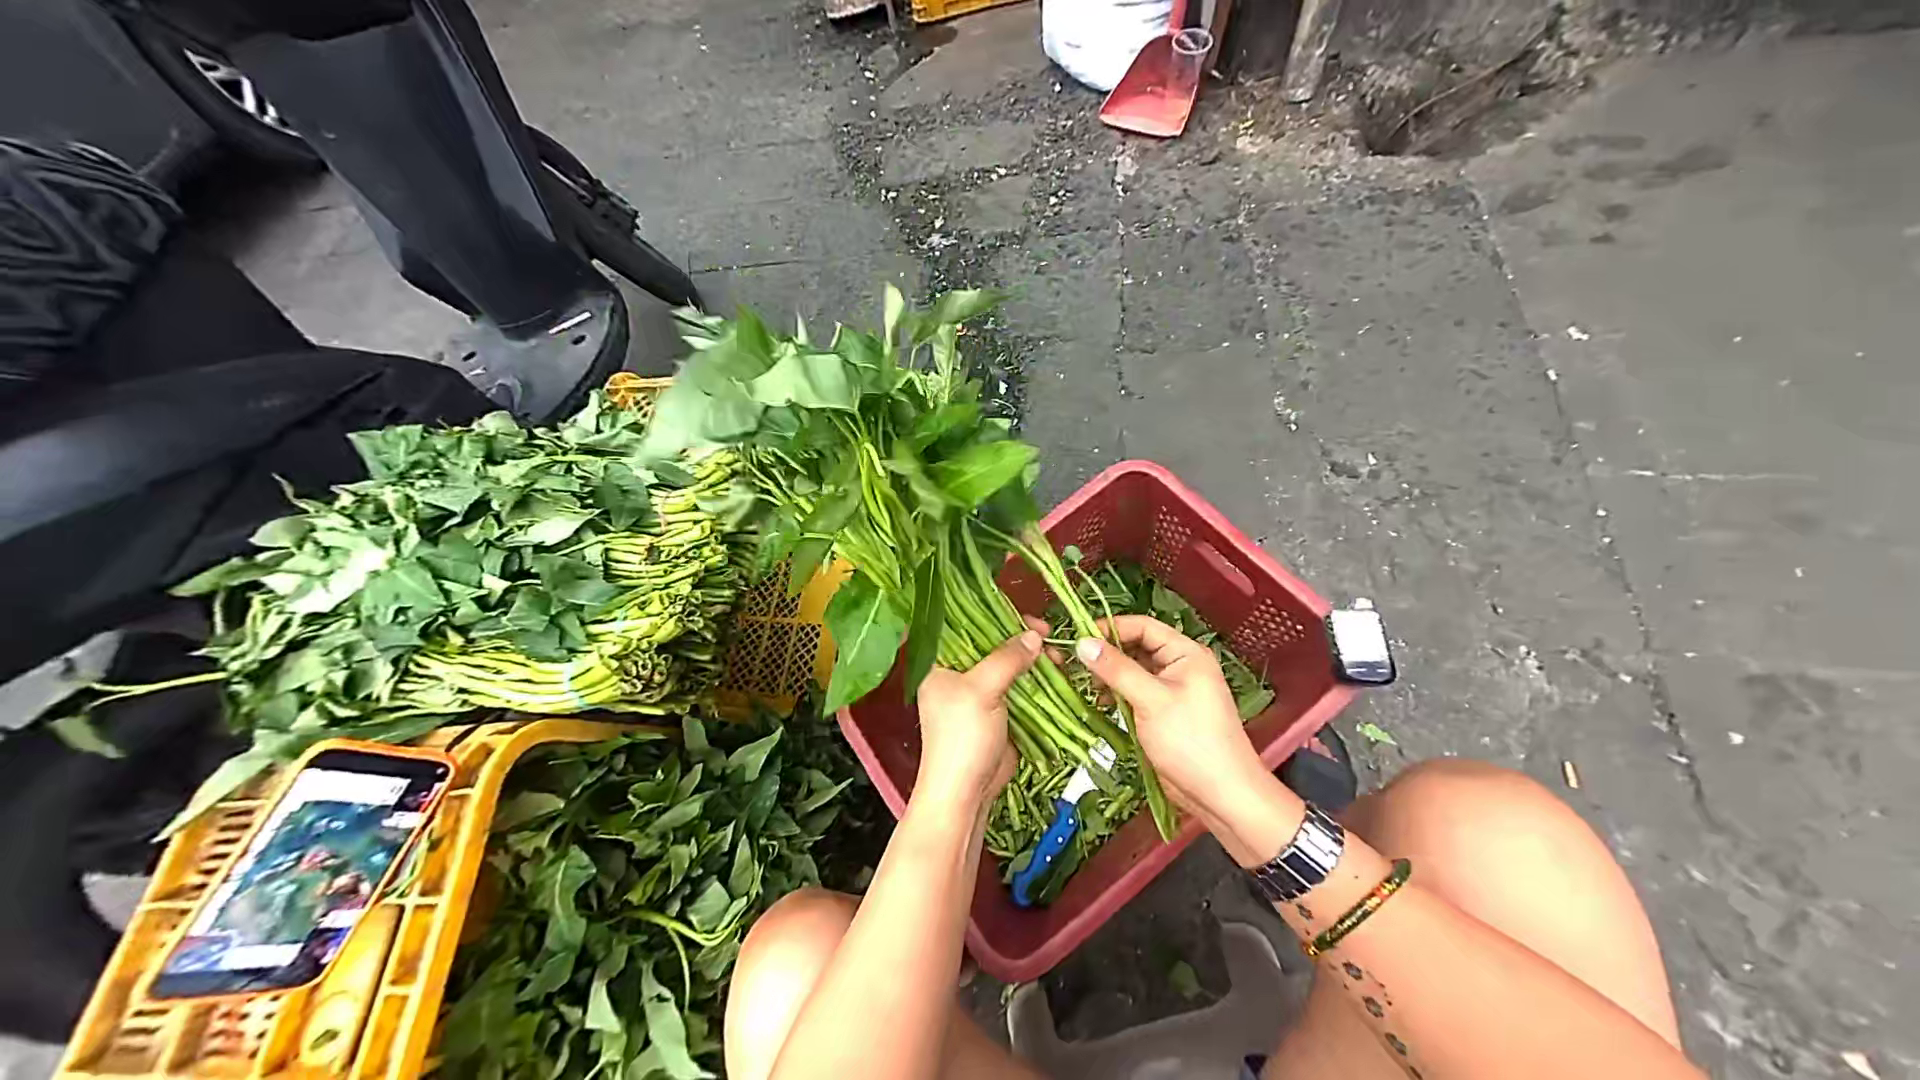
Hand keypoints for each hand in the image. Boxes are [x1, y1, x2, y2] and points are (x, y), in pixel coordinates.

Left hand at [912, 625, 1043, 809]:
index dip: (991, 613)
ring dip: (1033, 658)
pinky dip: (1038, 679)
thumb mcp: (981, 689)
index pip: (963, 624)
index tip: (1020, 612)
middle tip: (1047, 633)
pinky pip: (1020, 686)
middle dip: (1020, 637)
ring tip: (1057, 655)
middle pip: (991, 643)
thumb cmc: (961, 737)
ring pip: (1009, 665)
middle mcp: (958, 672)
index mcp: (939, 662)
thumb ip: (1007, 658)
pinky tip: (1057, 671)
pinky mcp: (999, 709)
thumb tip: (1034, 637)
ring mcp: (979, 692)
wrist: (966, 791)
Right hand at [1075, 616, 1301, 863]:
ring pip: (1132, 671)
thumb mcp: (1150, 700)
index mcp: (1186, 653)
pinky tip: (1103, 704)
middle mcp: (1179, 666)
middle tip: (1078, 665)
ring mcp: (1171, 689)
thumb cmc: (1192, 742)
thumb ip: (1116, 669)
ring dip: (1110, 676)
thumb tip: (1083, 643)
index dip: (1111, 629)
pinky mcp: (1163, 711)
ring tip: (1090, 687)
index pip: (1142, 627)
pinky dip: (1117, 695)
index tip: (1080, 638)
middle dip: (1107, 654)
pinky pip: (1135, 692)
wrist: (1221, 794)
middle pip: (1135, 647)